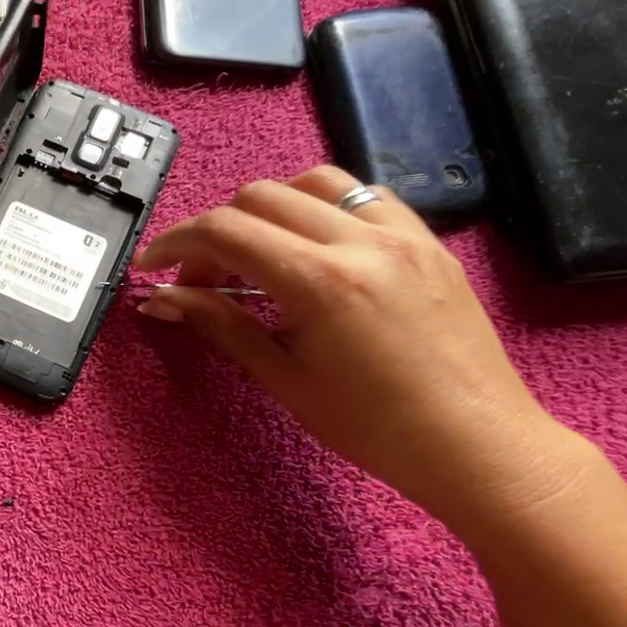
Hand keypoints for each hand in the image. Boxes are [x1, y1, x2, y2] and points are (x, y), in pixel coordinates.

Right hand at [134, 166, 579, 522]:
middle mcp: (362, 242)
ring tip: (255, 255)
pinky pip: (364, 198)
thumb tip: (163, 299)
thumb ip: (220, 324)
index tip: (152, 268)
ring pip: (313, 183)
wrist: (474, 443)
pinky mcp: (428, 242)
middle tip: (202, 281)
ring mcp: (403, 235)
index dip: (174, 244)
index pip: (225, 231)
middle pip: (260, 197)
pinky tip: (310, 249)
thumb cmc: (369, 425)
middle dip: (215, 232)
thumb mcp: (281, 376)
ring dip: (266, 209)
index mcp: (320, 281)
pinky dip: (320, 209)